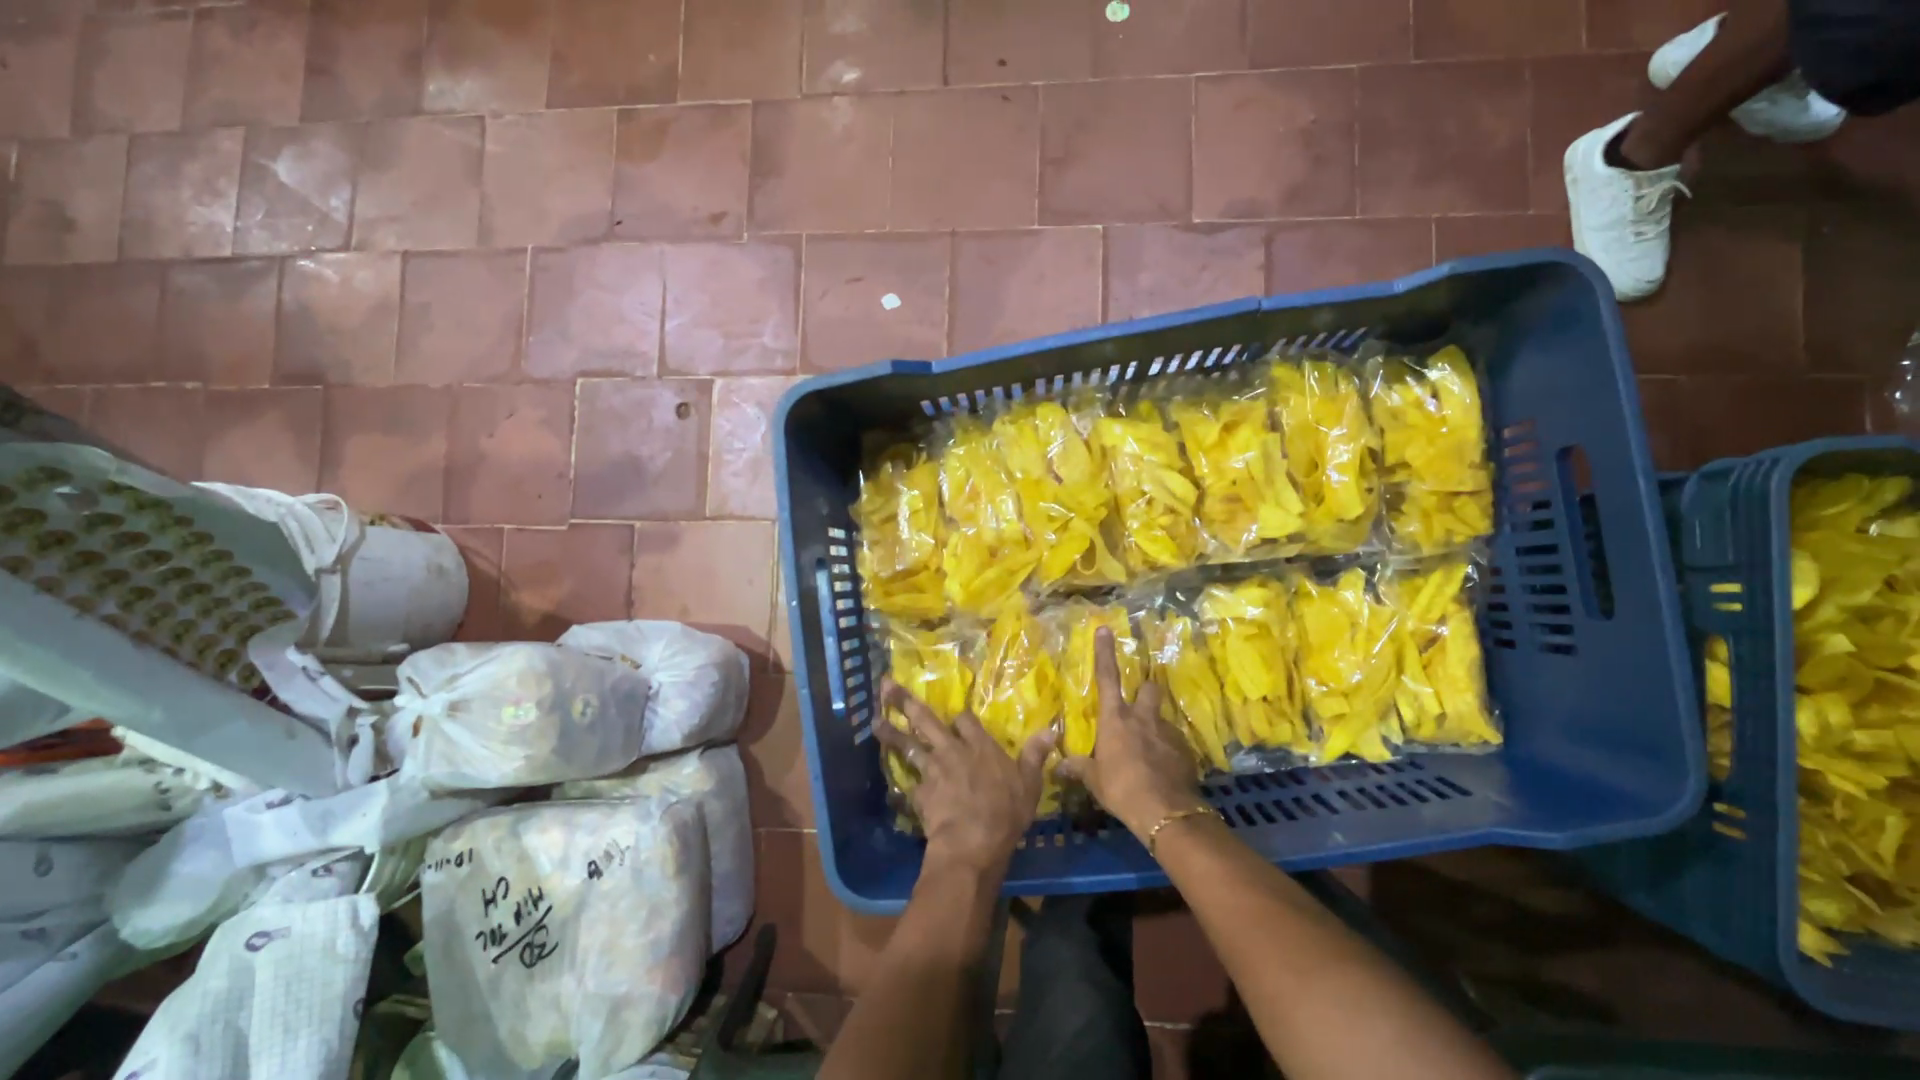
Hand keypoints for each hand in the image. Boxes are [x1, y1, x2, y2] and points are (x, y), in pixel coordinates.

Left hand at [876, 679, 1056, 877]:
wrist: (971, 842)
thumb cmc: (1005, 813)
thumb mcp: (1029, 784)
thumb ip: (1035, 756)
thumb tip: (1050, 730)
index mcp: (980, 746)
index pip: (966, 719)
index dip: (960, 717)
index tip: (957, 716)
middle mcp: (953, 750)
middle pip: (926, 720)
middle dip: (906, 702)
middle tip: (887, 686)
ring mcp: (933, 770)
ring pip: (907, 744)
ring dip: (890, 732)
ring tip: (874, 721)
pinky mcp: (919, 791)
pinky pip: (908, 780)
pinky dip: (901, 777)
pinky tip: (890, 776)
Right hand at [1057, 628, 1204, 840]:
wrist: (1165, 812)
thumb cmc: (1121, 789)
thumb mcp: (1094, 780)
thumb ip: (1078, 768)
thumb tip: (1058, 766)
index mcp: (1116, 719)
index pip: (1107, 677)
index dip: (1105, 653)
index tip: (1105, 629)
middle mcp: (1143, 719)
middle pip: (1148, 689)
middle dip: (1144, 692)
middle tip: (1139, 708)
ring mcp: (1168, 733)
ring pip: (1162, 720)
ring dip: (1155, 730)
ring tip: (1148, 755)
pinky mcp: (1186, 751)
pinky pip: (1174, 745)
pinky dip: (1168, 753)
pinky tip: (1162, 772)